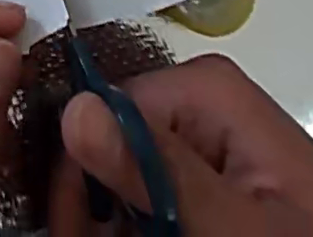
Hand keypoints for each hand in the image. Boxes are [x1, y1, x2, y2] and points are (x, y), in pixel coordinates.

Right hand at [53, 54, 312, 235]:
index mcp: (203, 90)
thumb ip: (160, 172)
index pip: (104, 111)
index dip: (82, 172)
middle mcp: (196, 103)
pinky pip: (154, 195)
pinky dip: (142, 226)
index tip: (70, 229)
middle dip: (97, 205)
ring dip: (115, 223)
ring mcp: (201, 141)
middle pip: (110, 144)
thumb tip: (75, 109)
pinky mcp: (206, 177)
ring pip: (124, 178)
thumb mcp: (242, 227)